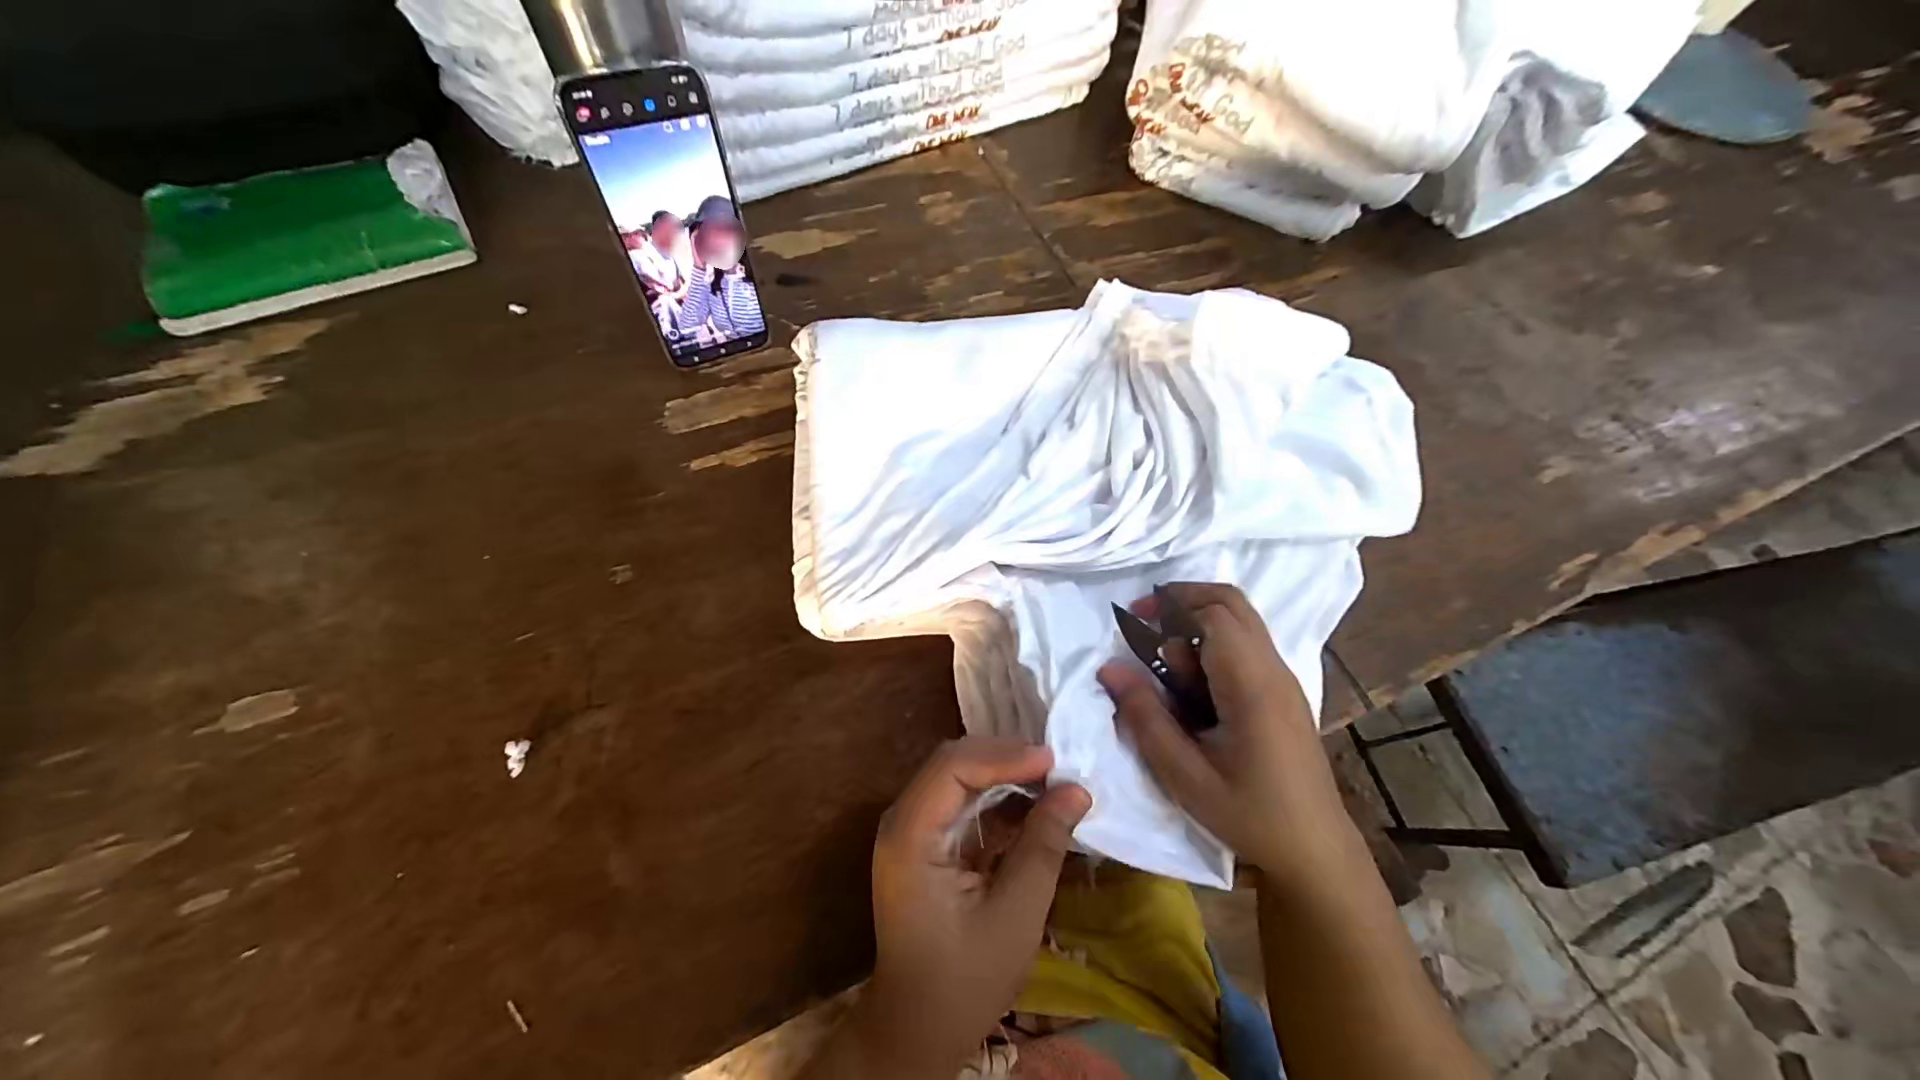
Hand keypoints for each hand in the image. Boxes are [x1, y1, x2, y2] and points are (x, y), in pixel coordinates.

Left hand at [837, 737, 1091, 1077]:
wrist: (918, 1026)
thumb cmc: (965, 979)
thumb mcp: (1015, 914)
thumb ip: (1043, 846)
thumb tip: (1076, 790)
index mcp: (910, 835)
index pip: (952, 767)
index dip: (1004, 755)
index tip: (1052, 761)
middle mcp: (902, 821)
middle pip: (953, 764)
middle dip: (1006, 759)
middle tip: (1056, 767)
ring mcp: (911, 830)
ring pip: (959, 779)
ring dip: (1005, 777)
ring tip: (1052, 782)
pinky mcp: (926, 843)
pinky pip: (962, 804)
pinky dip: (998, 801)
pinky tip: (1033, 808)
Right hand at [1099, 583, 1348, 883]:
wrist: (1316, 850)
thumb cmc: (1250, 816)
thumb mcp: (1185, 776)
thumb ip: (1145, 719)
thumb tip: (1110, 668)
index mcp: (1253, 686)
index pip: (1214, 614)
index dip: (1170, 605)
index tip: (1132, 621)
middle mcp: (1274, 670)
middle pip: (1232, 602)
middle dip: (1183, 600)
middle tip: (1145, 623)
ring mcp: (1284, 679)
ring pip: (1240, 620)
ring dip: (1197, 623)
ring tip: (1164, 663)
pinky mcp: (1283, 692)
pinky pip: (1246, 645)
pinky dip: (1212, 644)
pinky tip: (1190, 684)